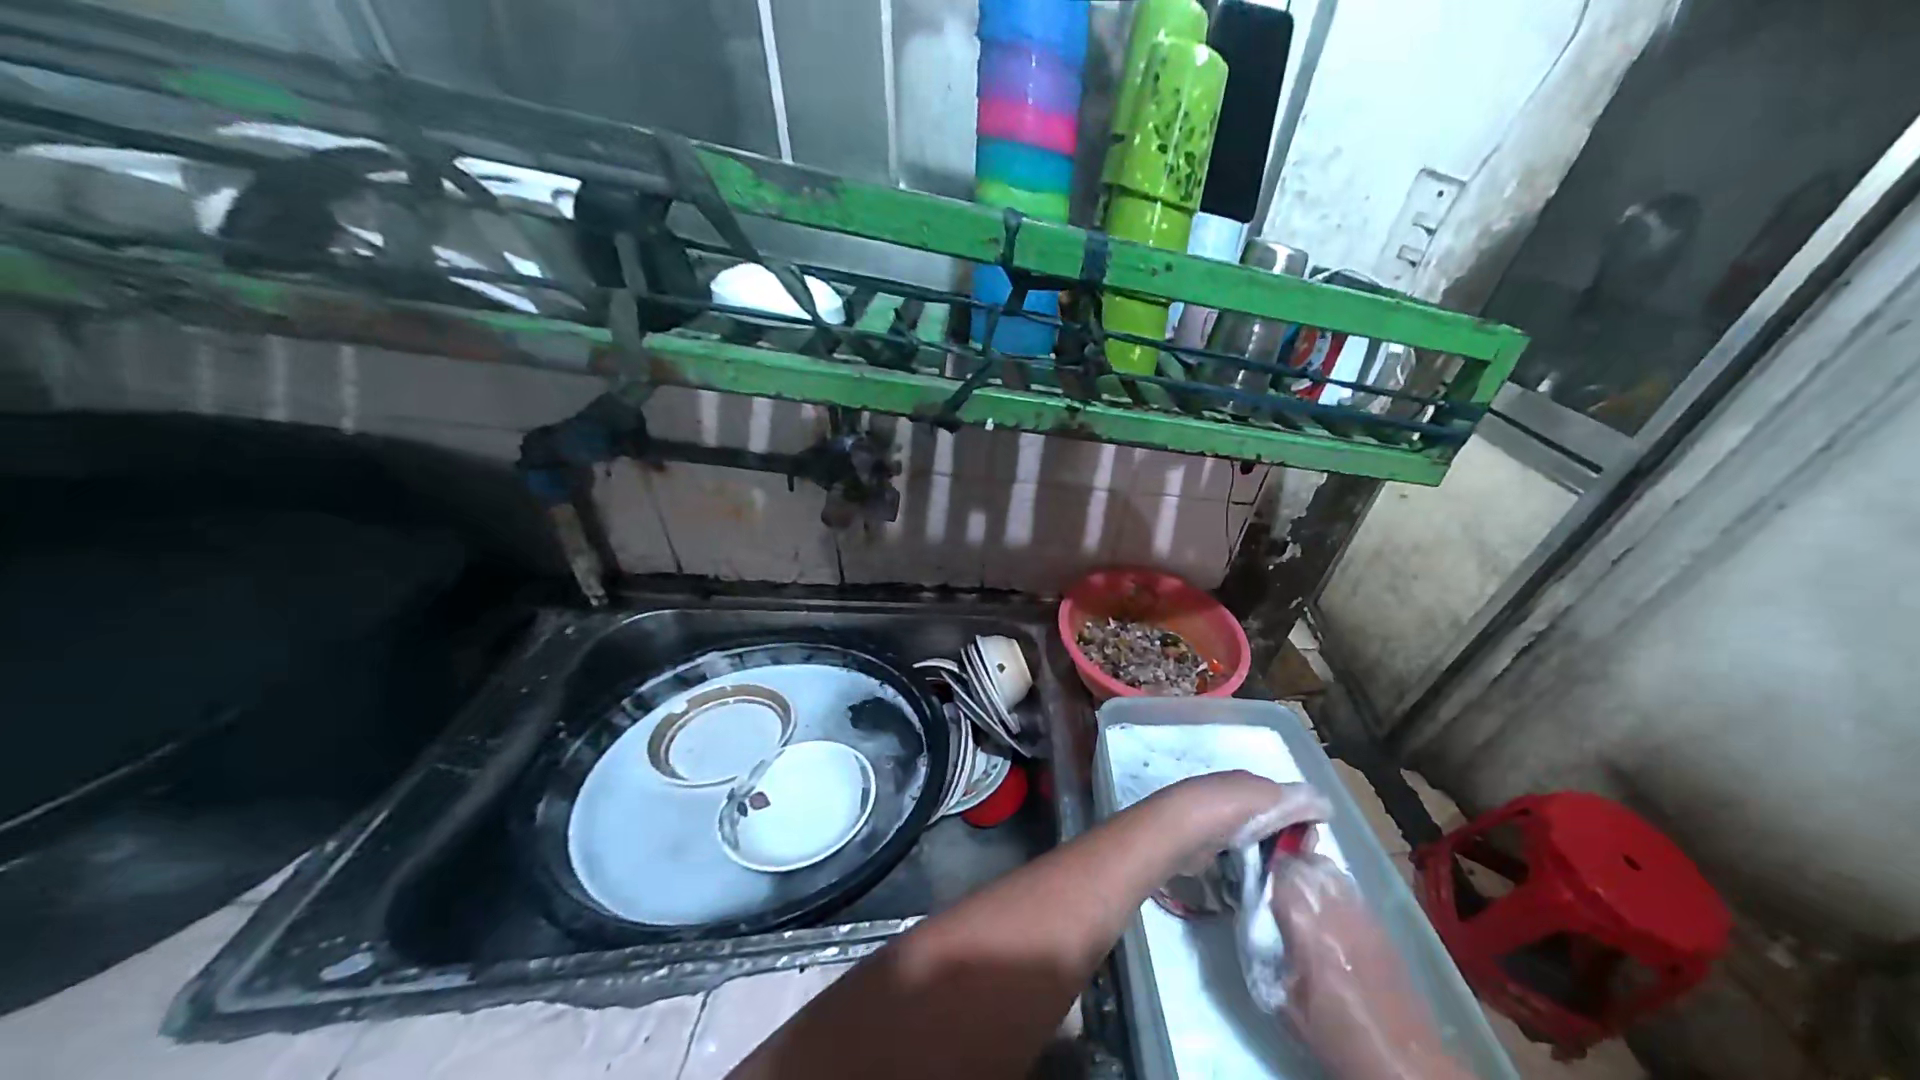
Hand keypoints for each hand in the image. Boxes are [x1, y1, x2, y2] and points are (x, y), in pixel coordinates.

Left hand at [1147, 772, 1331, 876]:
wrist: (1177, 832)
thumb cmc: (1225, 810)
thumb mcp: (1268, 798)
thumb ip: (1299, 799)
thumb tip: (1326, 805)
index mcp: (1246, 781)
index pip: (1286, 800)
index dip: (1303, 822)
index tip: (1307, 848)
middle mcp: (1230, 795)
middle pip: (1271, 820)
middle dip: (1286, 841)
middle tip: (1292, 864)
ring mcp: (1215, 820)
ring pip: (1254, 838)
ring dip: (1267, 854)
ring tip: (1275, 874)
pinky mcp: (1204, 844)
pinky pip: (1236, 853)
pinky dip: (1247, 863)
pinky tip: (1252, 875)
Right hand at [1265, 853, 1469, 1079]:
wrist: (1401, 1059)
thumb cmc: (1335, 1032)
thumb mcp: (1283, 1000)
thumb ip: (1265, 954)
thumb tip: (1252, 925)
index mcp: (1306, 925)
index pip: (1281, 871)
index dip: (1266, 866)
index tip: (1256, 875)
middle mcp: (1335, 909)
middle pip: (1308, 862)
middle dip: (1288, 865)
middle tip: (1275, 880)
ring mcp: (1362, 914)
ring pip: (1332, 870)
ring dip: (1312, 871)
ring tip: (1300, 887)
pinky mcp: (1381, 925)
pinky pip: (1350, 889)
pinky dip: (1334, 887)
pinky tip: (1327, 906)